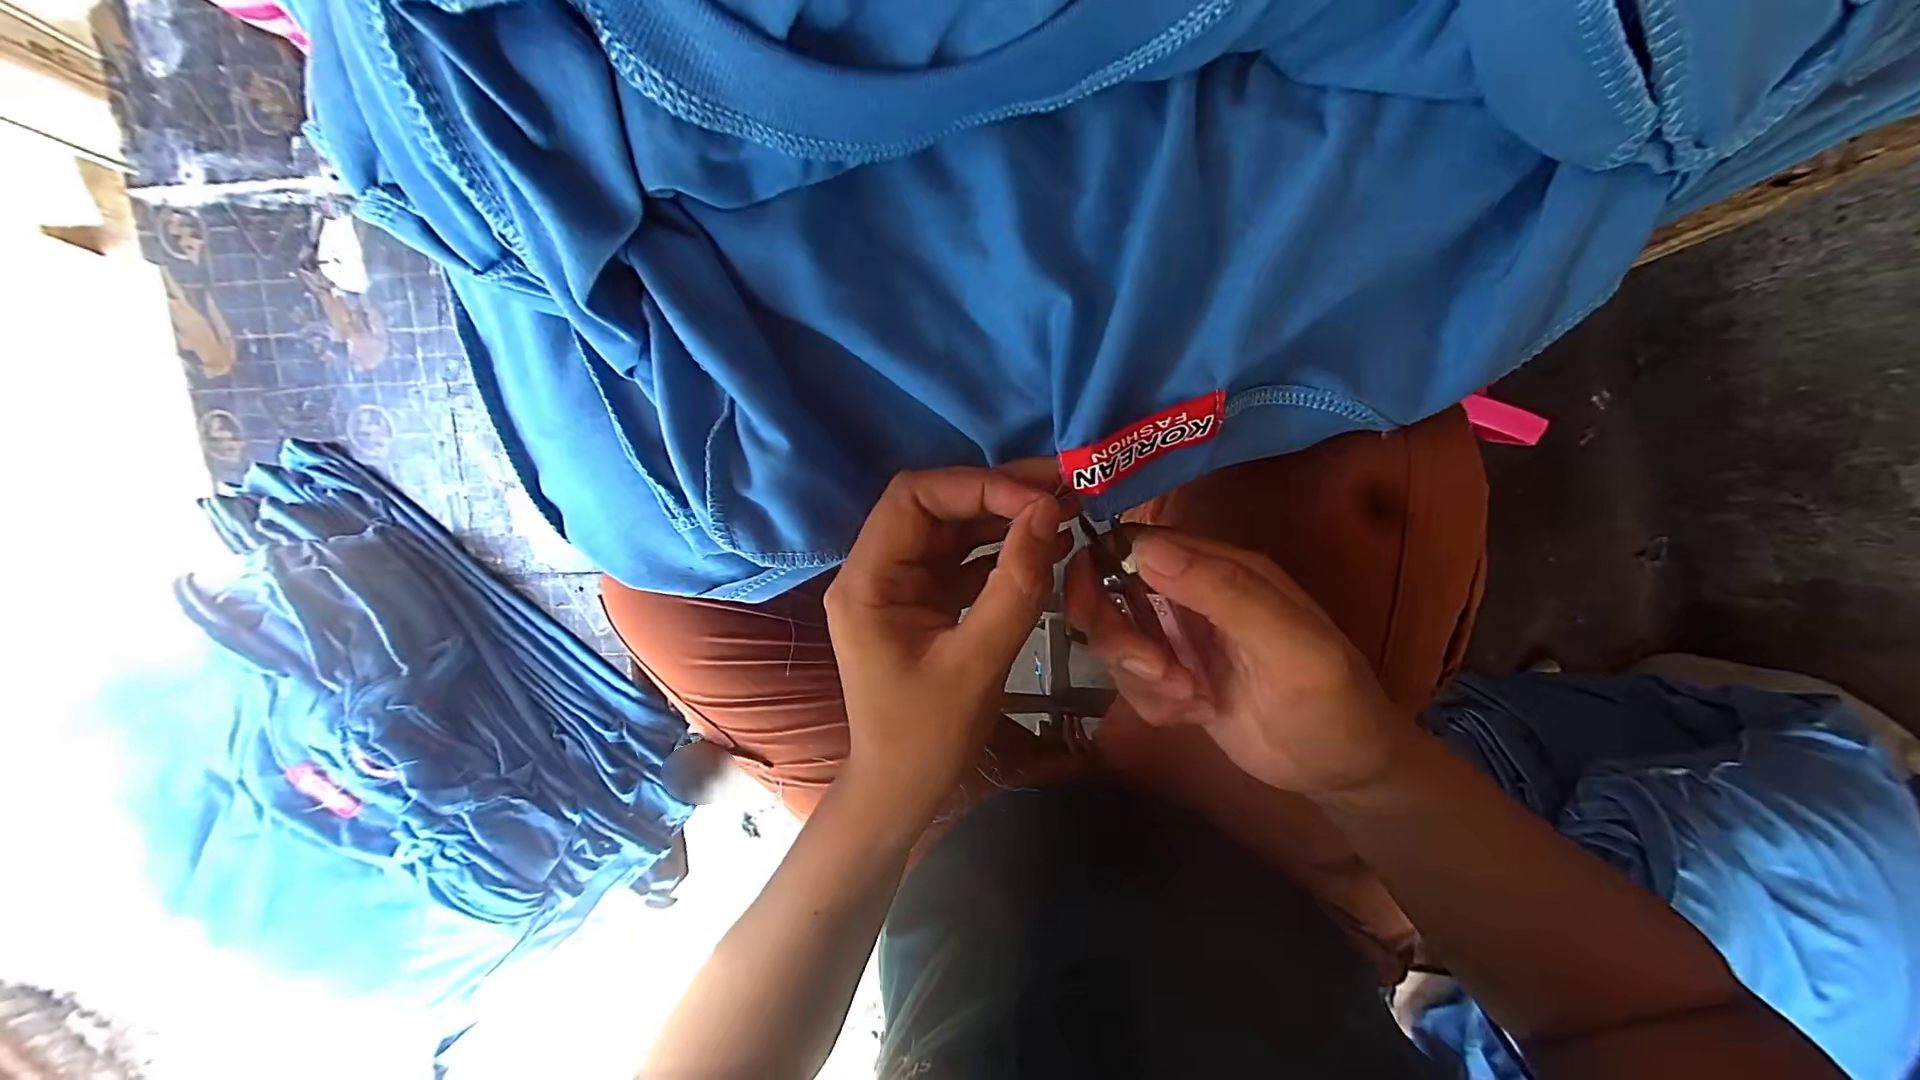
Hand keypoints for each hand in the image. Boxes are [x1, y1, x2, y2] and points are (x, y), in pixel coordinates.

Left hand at [824, 463, 1067, 821]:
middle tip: (1063, 486)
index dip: (976, 486)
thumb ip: (1015, 583)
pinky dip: (1003, 551)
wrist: (903, 790)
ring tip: (1065, 509)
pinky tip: (1046, 547)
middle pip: (936, 506)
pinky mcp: (925, 601)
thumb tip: (1048, 511)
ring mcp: (901, 585)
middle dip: (998, 493)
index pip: (913, 498)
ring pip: (954, 529)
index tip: (1037, 497)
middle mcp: (877, 571)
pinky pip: (964, 560)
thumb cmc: (928, 737)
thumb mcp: (978, 661)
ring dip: (1006, 518)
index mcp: (867, 581)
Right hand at [1065, 528, 1408, 796]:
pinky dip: (1151, 703)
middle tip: (1154, 672)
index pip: (1138, 544)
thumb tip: (1146, 548)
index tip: (1088, 608)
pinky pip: (1130, 682)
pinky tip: (1193, 715)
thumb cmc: (1332, 703)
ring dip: (1141, 678)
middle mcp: (1189, 596)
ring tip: (1192, 700)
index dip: (1101, 567)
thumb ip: (1224, 591)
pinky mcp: (1169, 678)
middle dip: (1120, 638)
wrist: (1343, 772)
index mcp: (1220, 569)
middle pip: (1111, 594)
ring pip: (1116, 643)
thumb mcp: (1290, 646)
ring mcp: (1176, 639)